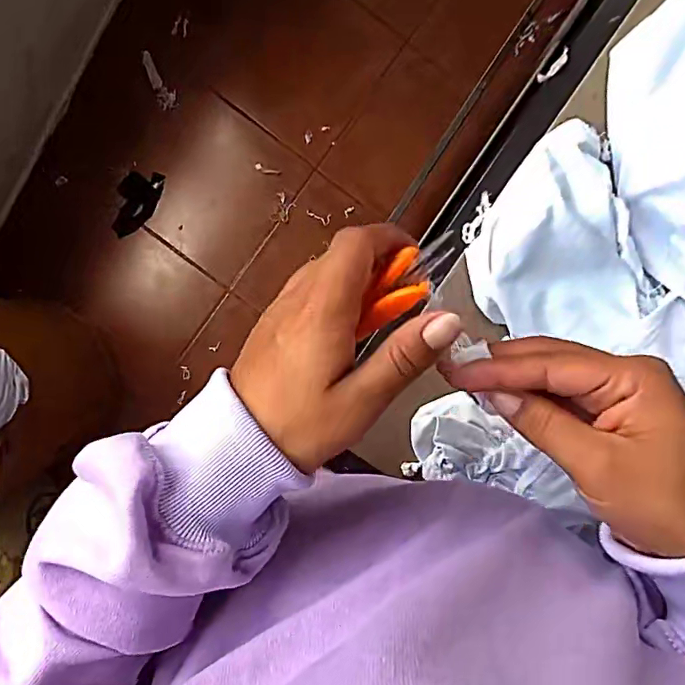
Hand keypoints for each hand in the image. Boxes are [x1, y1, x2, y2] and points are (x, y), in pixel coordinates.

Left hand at [232, 224, 463, 471]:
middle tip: (408, 300)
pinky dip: (340, 298)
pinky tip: (351, 335)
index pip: (356, 243)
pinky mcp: (275, 323)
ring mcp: (282, 308)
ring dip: (362, 282)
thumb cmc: (298, 427)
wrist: (238, 444)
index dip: (392, 240)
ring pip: (328, 271)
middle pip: (344, 253)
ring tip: (384, 320)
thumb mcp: (363, 399)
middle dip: (383, 265)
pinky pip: (311, 292)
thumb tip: (446, 321)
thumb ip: (405, 355)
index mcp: (322, 309)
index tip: (417, 262)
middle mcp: (298, 298)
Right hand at [441, 337, 684, 557]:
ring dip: (516, 377)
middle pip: (556, 360)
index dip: (502, 367)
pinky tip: (506, 394)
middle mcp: (628, 372)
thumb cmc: (660, 505)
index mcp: (633, 376)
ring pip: (559, 376)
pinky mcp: (616, 412)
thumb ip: (543, 423)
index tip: (457, 368)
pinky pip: (569, 397)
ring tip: (469, 374)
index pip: (555, 364)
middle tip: (455, 364)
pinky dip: (535, 397)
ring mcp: (623, 391)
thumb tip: (494, 392)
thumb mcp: (596, 466)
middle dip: (505, 363)